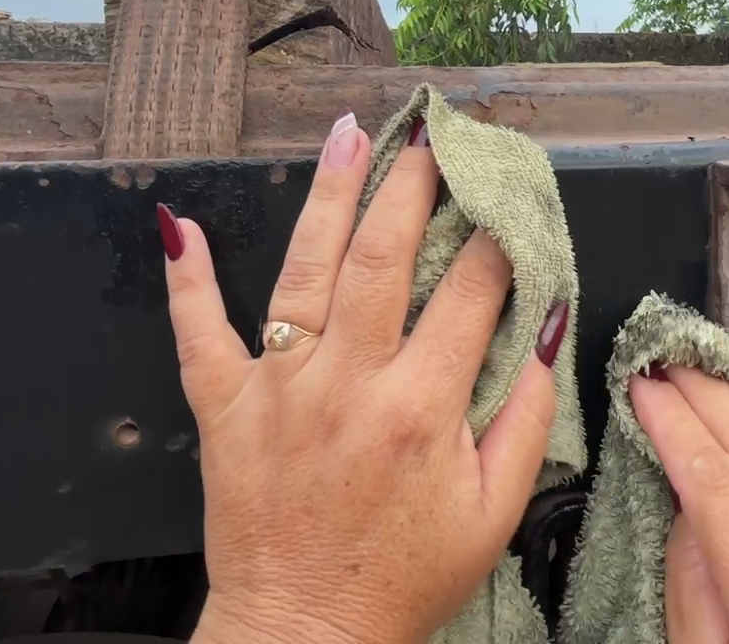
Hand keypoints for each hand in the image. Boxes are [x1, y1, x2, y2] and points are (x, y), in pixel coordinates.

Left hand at [160, 113, 568, 643]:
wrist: (302, 641)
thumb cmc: (406, 575)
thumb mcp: (496, 510)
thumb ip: (528, 413)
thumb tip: (546, 327)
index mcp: (420, 408)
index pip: (471, 293)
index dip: (495, 239)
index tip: (504, 202)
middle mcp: (348, 383)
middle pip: (384, 257)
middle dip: (412, 186)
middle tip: (429, 138)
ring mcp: (278, 390)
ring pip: (305, 270)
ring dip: (328, 196)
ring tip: (347, 135)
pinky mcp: (224, 409)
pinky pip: (199, 335)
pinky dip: (189, 280)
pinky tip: (182, 226)